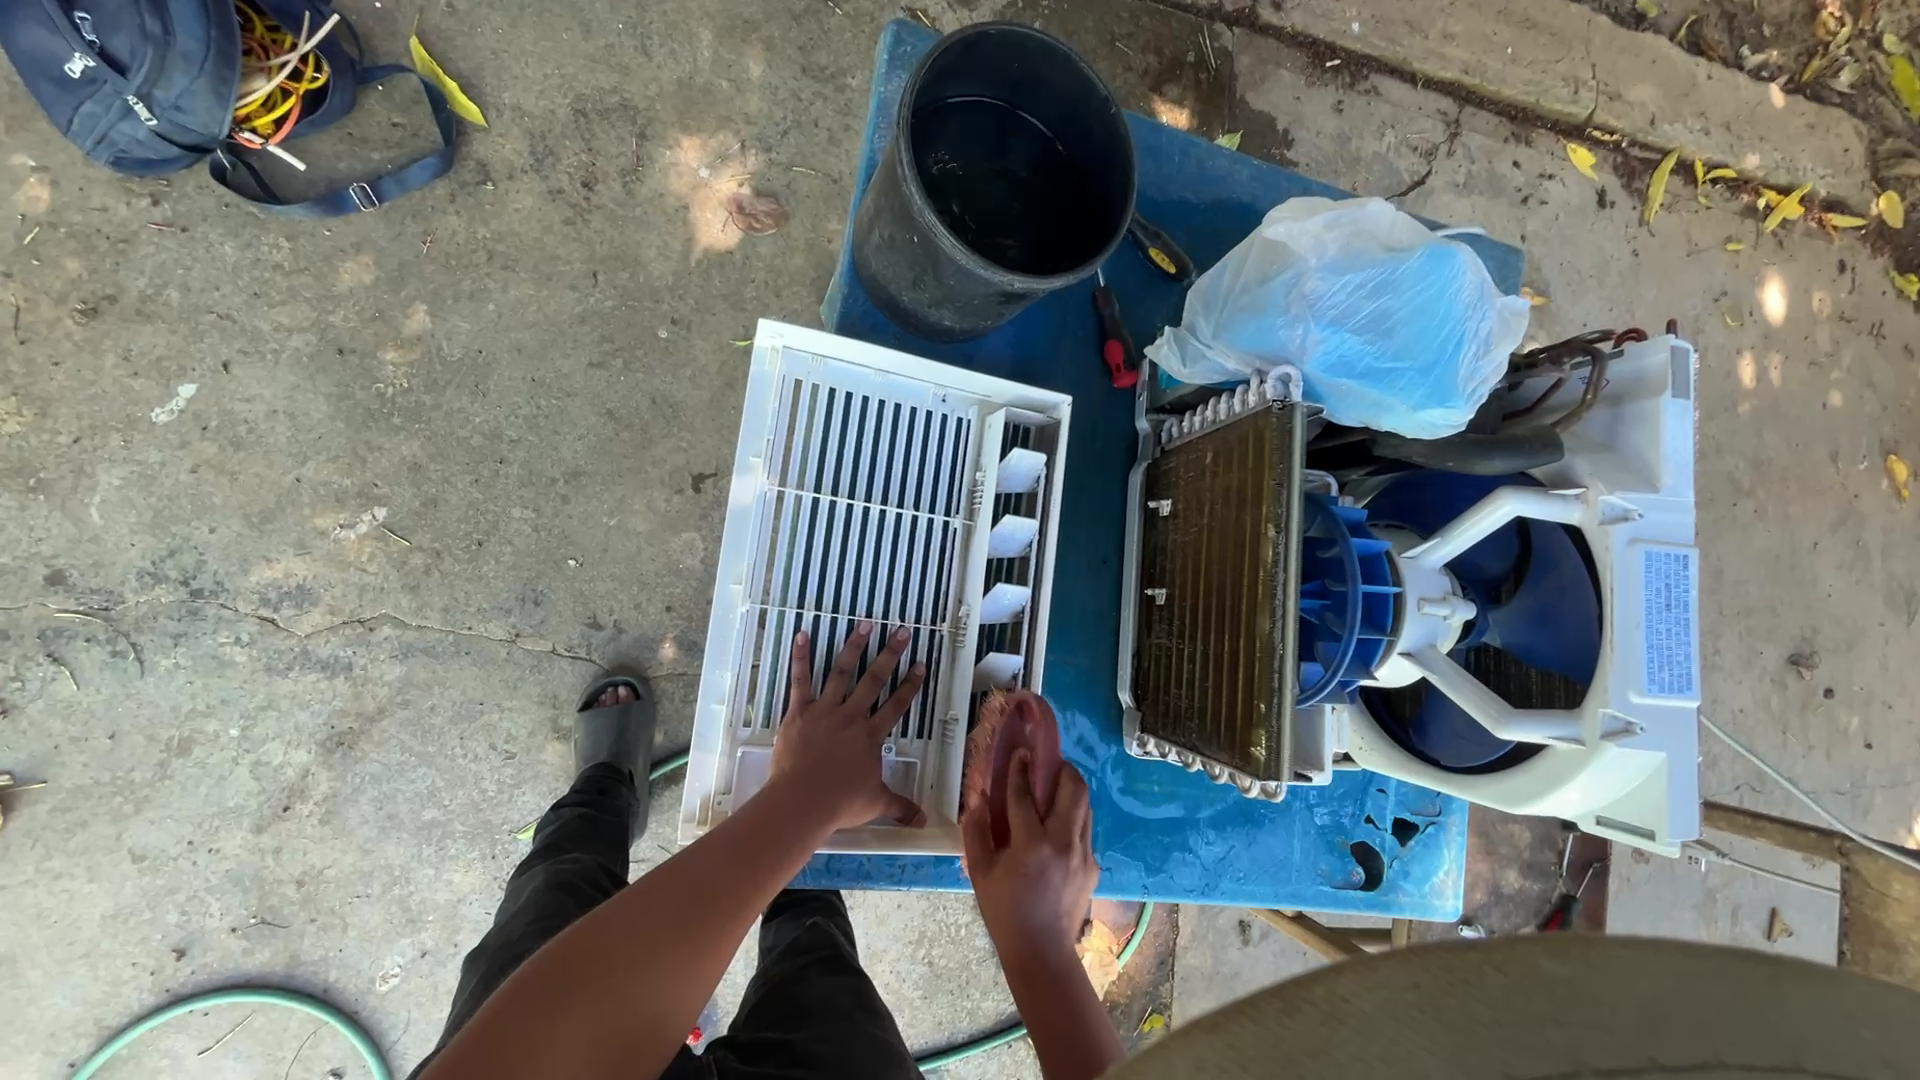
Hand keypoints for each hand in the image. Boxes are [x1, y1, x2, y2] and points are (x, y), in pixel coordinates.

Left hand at [770, 622, 927, 831]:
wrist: (803, 801)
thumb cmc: (840, 803)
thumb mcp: (875, 804)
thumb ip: (899, 808)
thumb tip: (924, 822)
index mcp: (870, 736)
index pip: (896, 705)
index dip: (910, 685)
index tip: (920, 665)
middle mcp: (851, 716)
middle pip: (874, 680)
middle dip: (890, 655)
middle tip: (901, 631)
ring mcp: (824, 711)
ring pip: (841, 673)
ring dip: (853, 647)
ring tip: (864, 624)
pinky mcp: (799, 711)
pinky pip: (800, 680)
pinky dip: (800, 657)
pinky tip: (801, 634)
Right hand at [962, 748, 1097, 958]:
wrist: (1041, 952)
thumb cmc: (1004, 912)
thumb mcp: (981, 872)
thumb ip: (976, 831)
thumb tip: (977, 799)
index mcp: (1031, 844)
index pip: (1026, 794)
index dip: (1021, 769)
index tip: (1021, 751)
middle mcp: (1063, 842)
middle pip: (1074, 789)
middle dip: (1063, 769)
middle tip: (1050, 765)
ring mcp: (1083, 854)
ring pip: (1086, 806)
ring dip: (1072, 791)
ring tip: (1057, 789)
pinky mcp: (1093, 866)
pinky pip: (1086, 830)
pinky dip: (1074, 818)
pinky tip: (1060, 826)